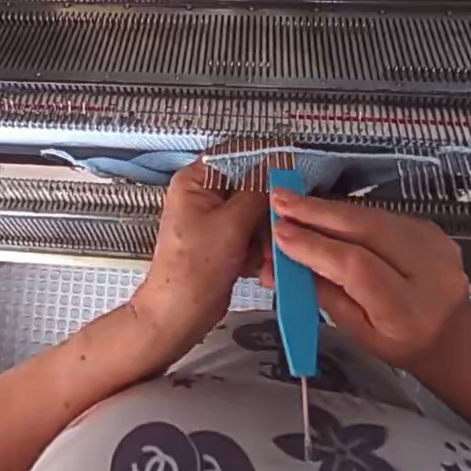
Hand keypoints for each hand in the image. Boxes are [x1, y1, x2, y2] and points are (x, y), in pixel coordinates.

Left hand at [129, 165, 267, 349]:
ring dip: (266, 234)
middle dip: (267, 209)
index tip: (289, 168)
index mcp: (194, 181)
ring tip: (265, 254)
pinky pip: (252, 234)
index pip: (234, 155)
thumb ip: (257, 191)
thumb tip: (276, 166)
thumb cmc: (190, 270)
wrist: (181, 314)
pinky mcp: (225, 241)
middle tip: (280, 222)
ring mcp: (215, 220)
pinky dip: (260, 249)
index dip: (264, 160)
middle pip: (249, 187)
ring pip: (255, 213)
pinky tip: (260, 265)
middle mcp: (203, 196)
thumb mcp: (231, 223)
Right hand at [264, 190, 470, 368]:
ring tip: (294, 203)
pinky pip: (381, 214)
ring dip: (329, 208)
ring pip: (372, 215)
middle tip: (281, 201)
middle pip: (367, 229)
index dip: (315, 245)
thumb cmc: (400, 342)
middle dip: (317, 212)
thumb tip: (281, 261)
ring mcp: (435, 245)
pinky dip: (349, 213)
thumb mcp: (356, 331)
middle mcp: (430, 273)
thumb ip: (322, 292)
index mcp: (409, 311)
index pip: (356, 267)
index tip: (280, 232)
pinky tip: (325, 211)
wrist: (450, 334)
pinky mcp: (432, 228)